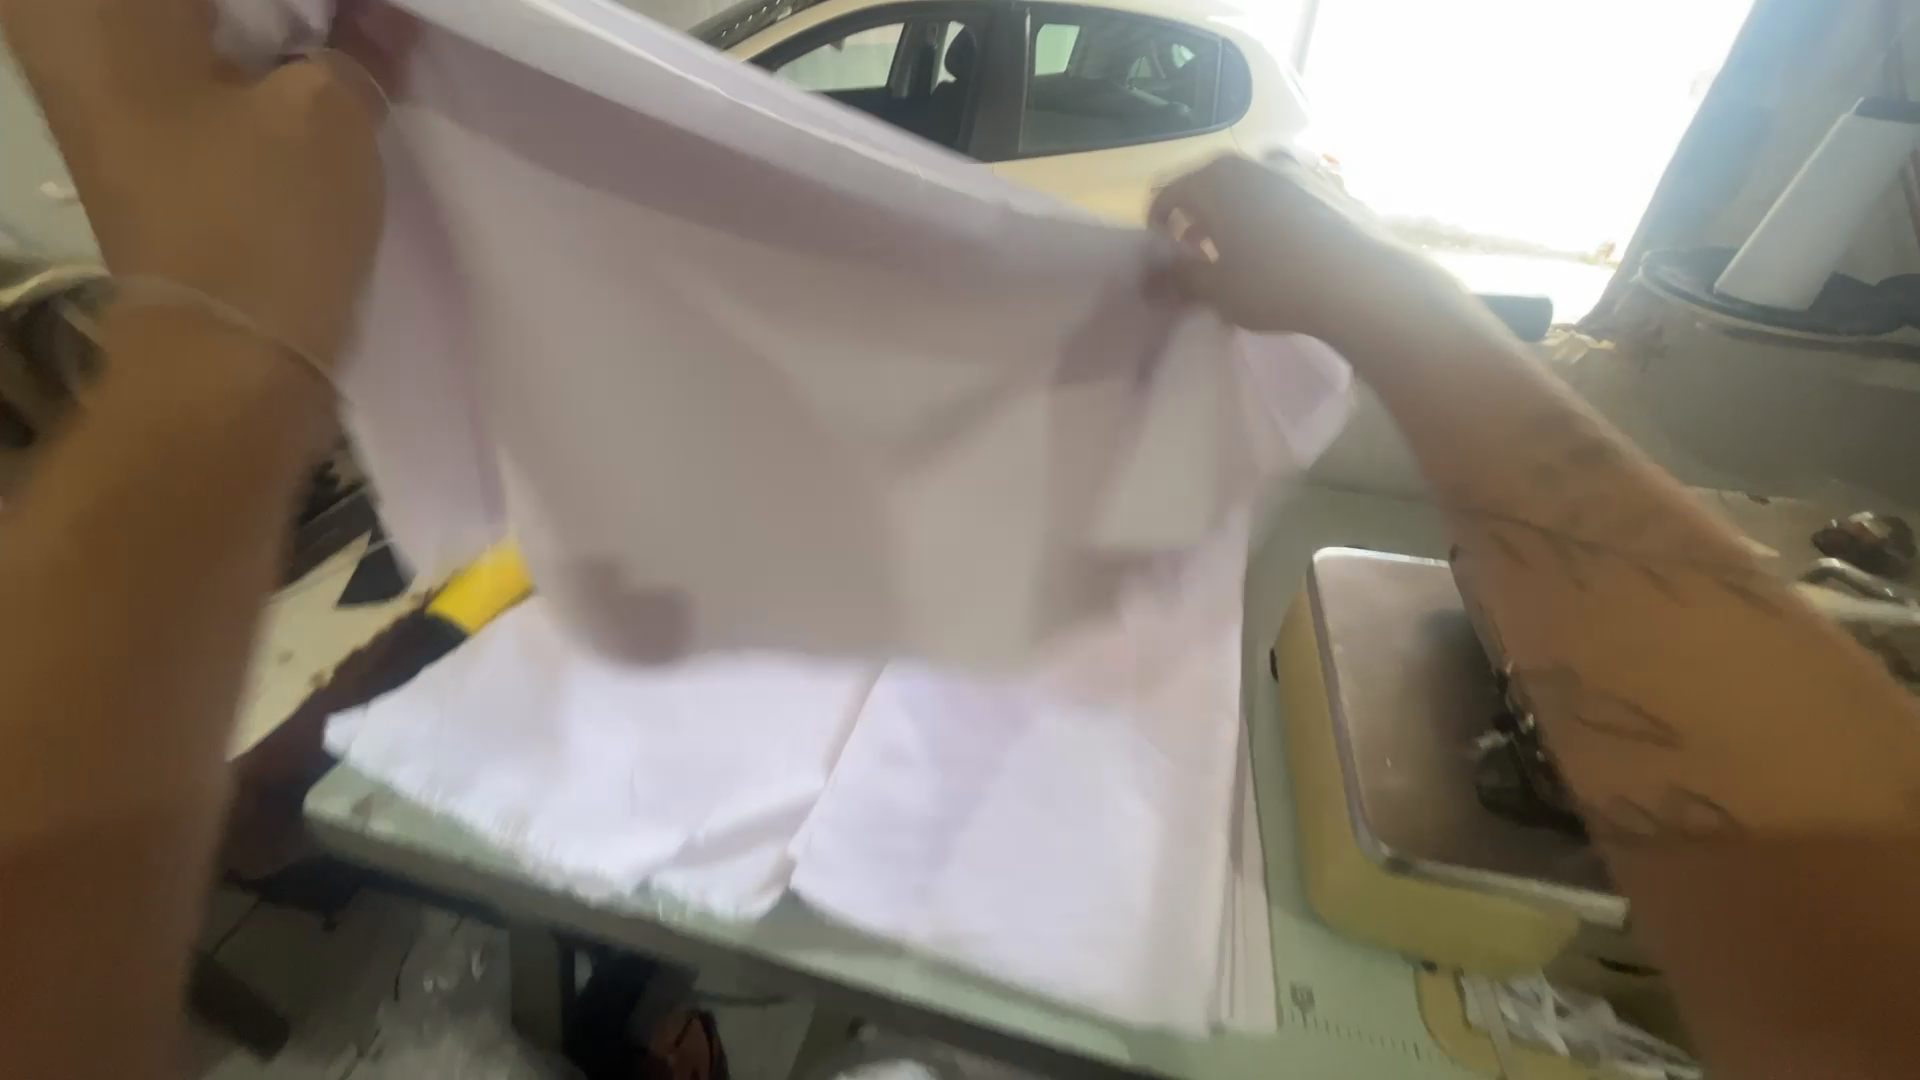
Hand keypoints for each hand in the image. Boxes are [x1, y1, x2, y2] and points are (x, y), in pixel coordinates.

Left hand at [0, 0, 411, 367]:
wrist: (234, 347)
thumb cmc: (268, 221)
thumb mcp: (331, 118)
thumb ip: (356, 49)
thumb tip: (382, 15)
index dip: (309, 3)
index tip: (362, 22)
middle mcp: (61, 18)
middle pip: (203, 1)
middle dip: (292, 12)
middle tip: (354, 33)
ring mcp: (88, 76)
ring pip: (198, 26)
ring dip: (275, 35)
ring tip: (343, 58)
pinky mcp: (128, 126)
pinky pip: (195, 64)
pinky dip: (254, 65)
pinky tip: (310, 87)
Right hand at [1150, 155, 1491, 360]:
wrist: (1358, 280)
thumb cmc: (1271, 284)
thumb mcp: (1215, 291)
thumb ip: (1181, 276)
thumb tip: (1164, 271)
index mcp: (1212, 182)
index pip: (1166, 194)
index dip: (1157, 226)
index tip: (1163, 257)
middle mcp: (1250, 162)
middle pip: (1207, 185)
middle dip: (1195, 219)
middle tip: (1198, 256)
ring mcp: (1293, 167)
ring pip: (1246, 187)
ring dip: (1233, 215)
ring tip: (1241, 254)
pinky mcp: (1328, 181)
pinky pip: (1282, 194)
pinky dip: (1269, 215)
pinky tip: (1282, 250)